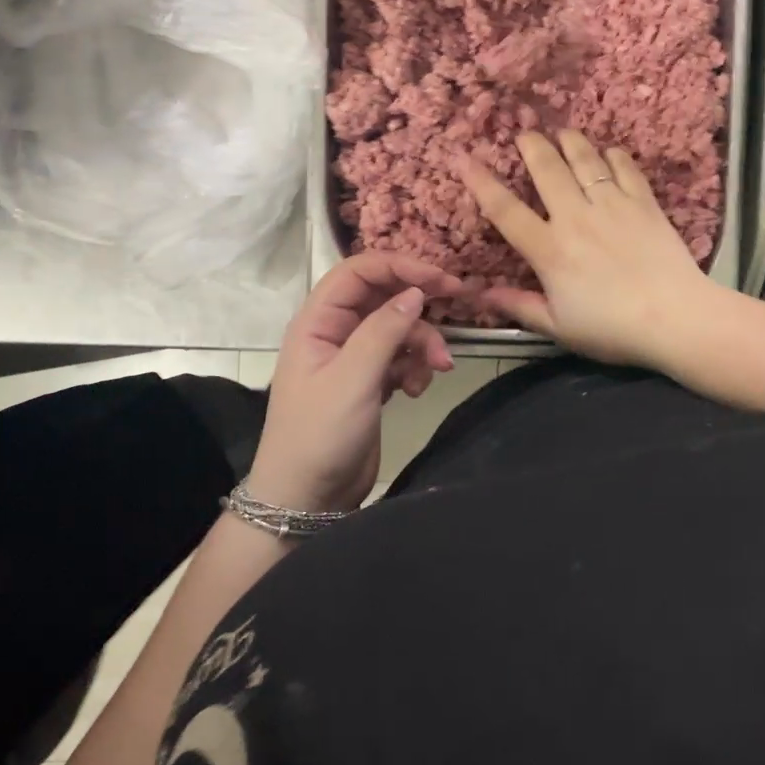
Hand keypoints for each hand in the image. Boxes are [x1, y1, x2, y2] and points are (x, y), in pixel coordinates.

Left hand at [245, 254, 460, 513]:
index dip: (400, 266)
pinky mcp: (370, 384)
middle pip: (384, 297)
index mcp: (318, 323)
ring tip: (438, 369)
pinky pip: (402, 359)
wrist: (305, 497)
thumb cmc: (320, 434)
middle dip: (420, 304)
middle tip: (459, 303)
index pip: (359, 272)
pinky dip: (416, 369)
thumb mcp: (354, 378)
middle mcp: (335, 334)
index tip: (441, 278)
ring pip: (399, 330)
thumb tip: (416, 292)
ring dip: (423, 343)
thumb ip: (385, 331)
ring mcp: (353, 360)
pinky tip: (418, 390)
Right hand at [460, 130, 714, 366]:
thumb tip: (483, 294)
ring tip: (562, 133)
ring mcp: (612, 206)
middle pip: (547, 169)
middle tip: (524, 134)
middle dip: (531, 146)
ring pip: (585, 160)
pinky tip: (609, 153)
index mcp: (549, 251)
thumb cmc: (613, 330)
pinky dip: (614, 157)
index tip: (464, 158)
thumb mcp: (559, 328)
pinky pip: (625, 169)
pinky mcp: (644, 204)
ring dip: (570, 142)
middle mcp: (576, 218)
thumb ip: (521, 307)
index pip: (506, 210)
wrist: (675, 318)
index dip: (481, 183)